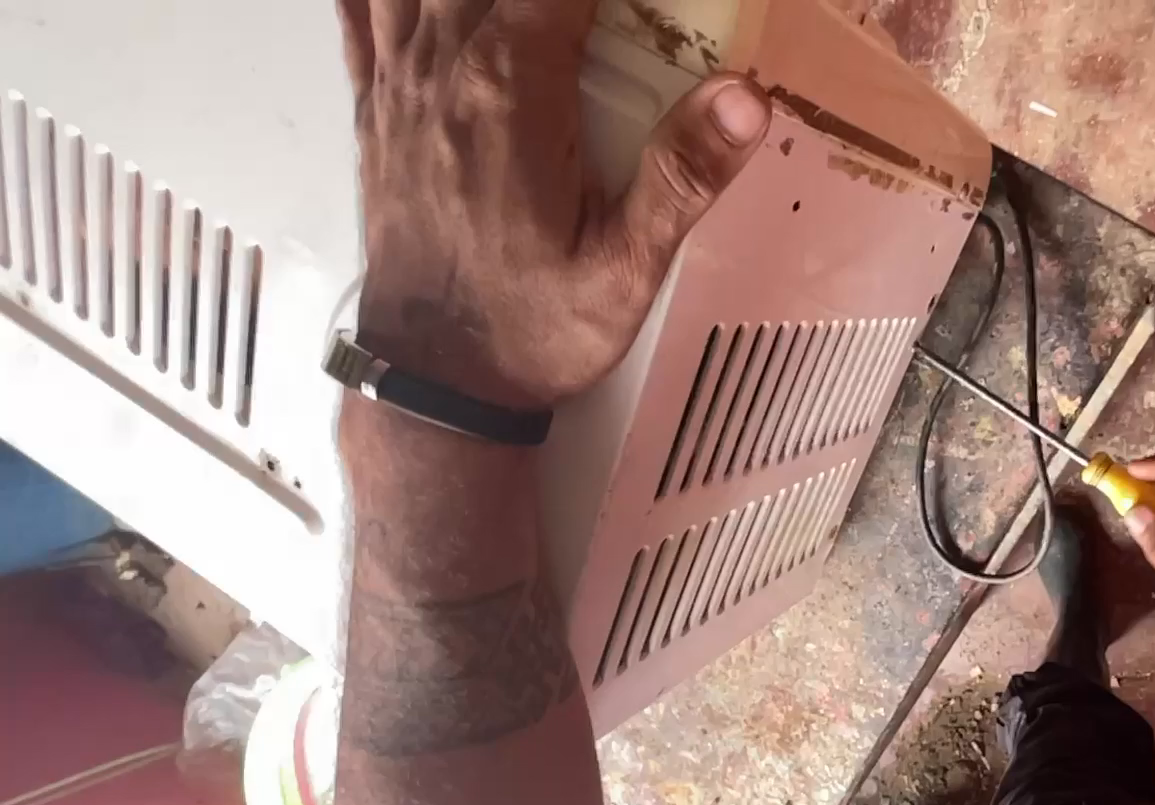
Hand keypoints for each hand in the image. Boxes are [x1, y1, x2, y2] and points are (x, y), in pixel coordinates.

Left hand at [335, 0, 770, 408]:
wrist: (441, 375)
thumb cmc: (542, 326)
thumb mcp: (629, 268)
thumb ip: (681, 178)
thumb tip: (747, 97)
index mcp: (514, 89)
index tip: (660, 10)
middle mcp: (444, 62)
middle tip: (624, 19)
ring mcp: (398, 79)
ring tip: (547, 19)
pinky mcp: (376, 106)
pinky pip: (364, 4)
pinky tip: (431, 4)